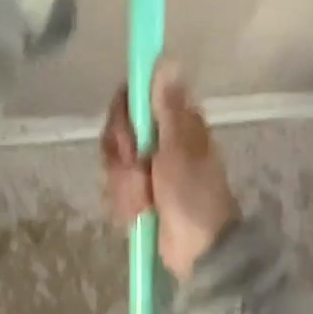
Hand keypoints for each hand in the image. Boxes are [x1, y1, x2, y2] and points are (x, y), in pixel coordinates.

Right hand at [100, 59, 239, 280]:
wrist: (199, 253)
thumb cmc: (194, 197)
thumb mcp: (179, 149)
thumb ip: (166, 107)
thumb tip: (167, 60)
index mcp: (172, 122)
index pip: (131, 100)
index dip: (123, 118)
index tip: (129, 139)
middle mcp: (157, 139)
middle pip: (116, 131)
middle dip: (122, 160)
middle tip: (140, 174)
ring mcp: (146, 167)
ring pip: (112, 162)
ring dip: (125, 186)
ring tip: (144, 202)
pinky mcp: (137, 192)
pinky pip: (114, 187)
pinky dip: (124, 203)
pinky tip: (139, 215)